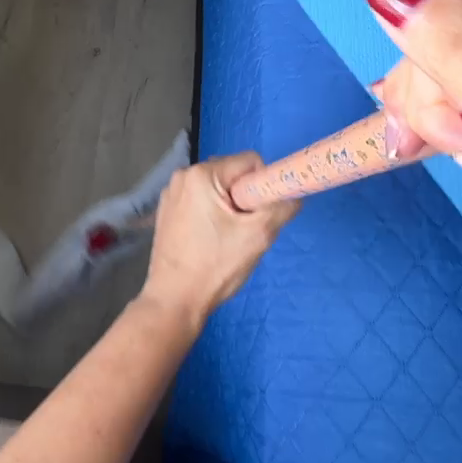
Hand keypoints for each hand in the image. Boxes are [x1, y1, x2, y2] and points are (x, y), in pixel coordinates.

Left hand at [139, 154, 299, 331]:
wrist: (174, 300)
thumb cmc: (215, 266)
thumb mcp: (258, 235)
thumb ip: (281, 207)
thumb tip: (295, 195)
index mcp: (201, 174)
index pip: (249, 162)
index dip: (264, 185)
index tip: (262, 213)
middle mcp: (182, 176)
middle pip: (232, 174)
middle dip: (246, 197)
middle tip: (246, 229)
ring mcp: (171, 194)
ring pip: (217, 190)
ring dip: (230, 208)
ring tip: (228, 239)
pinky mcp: (166, 212)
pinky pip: (200, 202)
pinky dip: (212, 216)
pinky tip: (211, 242)